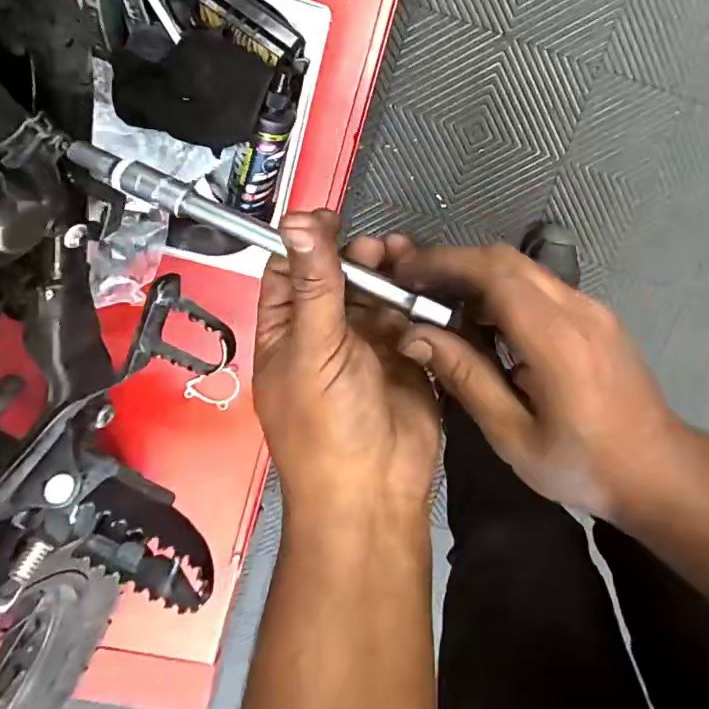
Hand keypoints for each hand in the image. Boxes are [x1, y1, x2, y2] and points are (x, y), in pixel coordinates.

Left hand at [253, 211, 440, 527]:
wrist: (375, 491)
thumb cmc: (326, 424)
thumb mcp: (314, 347)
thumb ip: (315, 283)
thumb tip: (294, 221)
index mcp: (285, 333)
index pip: (289, 273)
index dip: (306, 244)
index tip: (328, 217)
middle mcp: (323, 335)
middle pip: (337, 278)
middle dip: (354, 256)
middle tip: (376, 245)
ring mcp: (366, 346)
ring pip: (375, 294)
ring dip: (387, 273)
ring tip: (402, 255)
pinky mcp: (404, 355)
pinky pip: (407, 316)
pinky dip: (414, 298)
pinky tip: (423, 283)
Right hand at [388, 244, 686, 519]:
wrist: (660, 469)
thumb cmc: (584, 465)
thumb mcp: (514, 435)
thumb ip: (466, 378)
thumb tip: (415, 335)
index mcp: (555, 339)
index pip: (493, 274)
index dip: (444, 263)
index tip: (404, 271)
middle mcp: (576, 308)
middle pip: (506, 260)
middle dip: (454, 263)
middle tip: (412, 283)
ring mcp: (591, 307)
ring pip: (523, 269)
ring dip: (477, 275)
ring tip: (439, 303)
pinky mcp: (596, 315)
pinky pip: (540, 286)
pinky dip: (502, 290)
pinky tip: (483, 322)